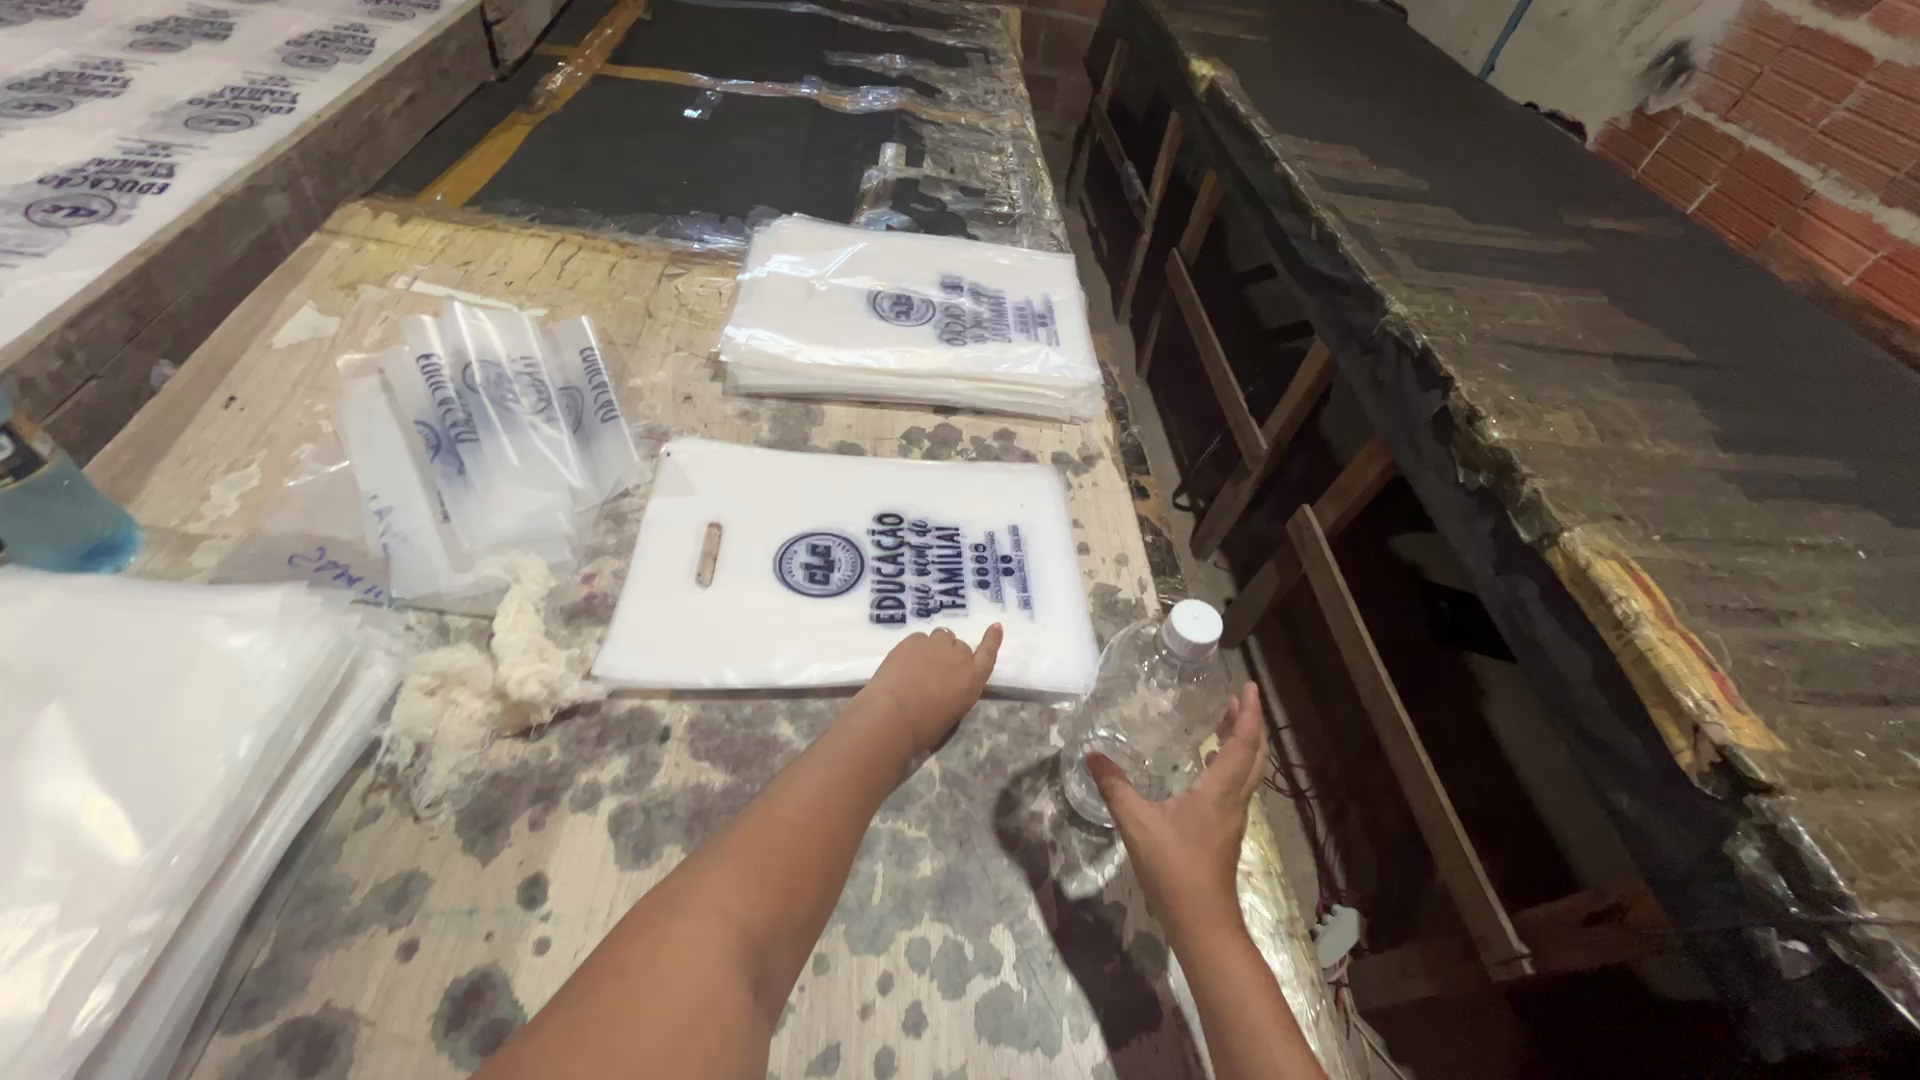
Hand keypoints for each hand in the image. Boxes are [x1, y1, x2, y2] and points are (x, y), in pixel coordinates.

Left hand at [854, 624, 1002, 758]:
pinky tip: (904, 663)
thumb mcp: (952, 714)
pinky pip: (919, 639)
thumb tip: (946, 688)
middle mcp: (958, 657)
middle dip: (952, 656)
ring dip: (936, 647)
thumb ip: (955, 694)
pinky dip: (915, 648)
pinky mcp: (913, 640)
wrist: (893, 715)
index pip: (988, 654)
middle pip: (960, 646)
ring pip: (941, 637)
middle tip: (937, 671)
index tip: (995, 626)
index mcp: (973, 680)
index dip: (992, 639)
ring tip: (921, 663)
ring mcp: (935, 645)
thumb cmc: (924, 727)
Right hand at [1088, 681, 1267, 933]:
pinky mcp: (1226, 829)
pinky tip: (1208, 764)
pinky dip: (1230, 763)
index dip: (1247, 713)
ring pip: (1248, 770)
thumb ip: (1115, 787)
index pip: (1242, 743)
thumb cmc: (1174, 869)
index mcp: (1220, 791)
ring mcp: (1233, 816)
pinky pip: (1237, 785)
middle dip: (1249, 723)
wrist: (1201, 920)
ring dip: (1242, 743)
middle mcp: (1234, 799)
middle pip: (1255, 754)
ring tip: (1225, 721)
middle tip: (1237, 698)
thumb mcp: (1137, 824)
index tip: (1247, 686)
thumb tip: (1092, 754)